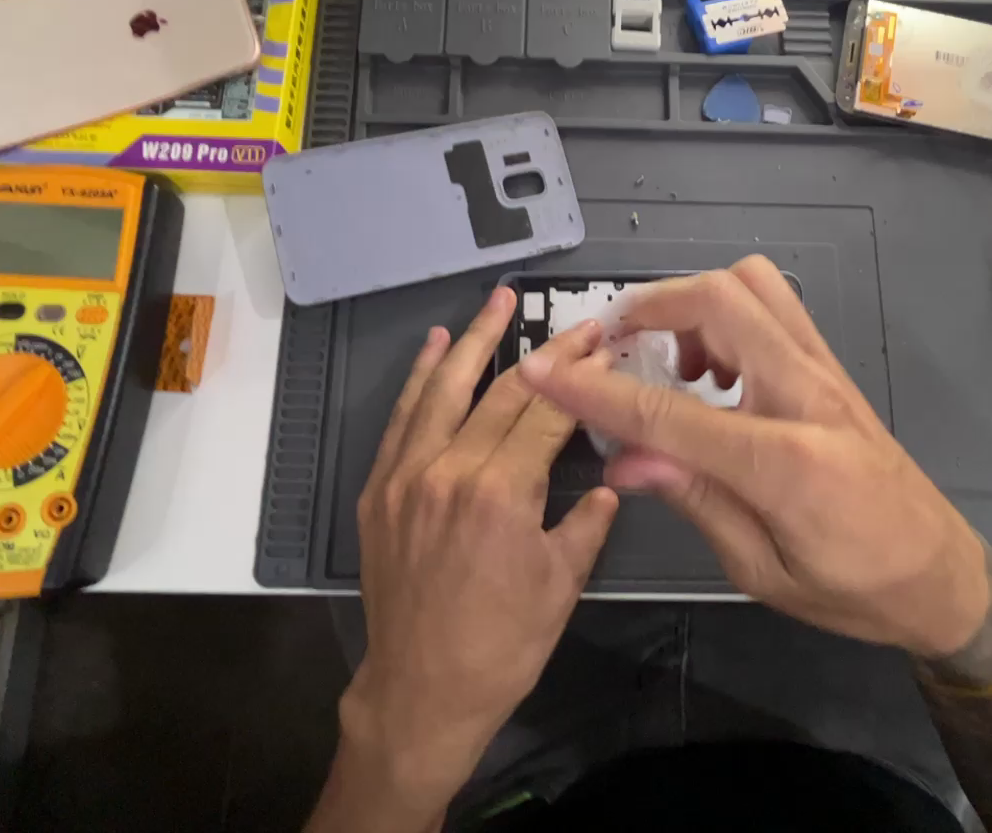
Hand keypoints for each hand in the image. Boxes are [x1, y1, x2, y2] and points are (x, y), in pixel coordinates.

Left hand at [339, 287, 618, 806]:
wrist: (421, 691)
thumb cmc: (502, 645)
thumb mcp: (562, 585)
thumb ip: (587, 522)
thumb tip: (611, 481)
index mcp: (502, 493)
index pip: (549, 414)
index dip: (581, 377)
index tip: (604, 348)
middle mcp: (451, 469)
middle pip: (504, 393)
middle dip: (546, 352)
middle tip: (576, 323)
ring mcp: (408, 474)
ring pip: (444, 389)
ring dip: (474, 340)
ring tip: (498, 299)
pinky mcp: (380, 487)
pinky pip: (402, 418)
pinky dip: (419, 377)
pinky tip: (434, 345)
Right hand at [517, 256, 990, 657]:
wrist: (941, 575)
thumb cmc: (852, 588)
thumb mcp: (761, 569)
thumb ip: (694, 498)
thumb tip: (623, 459)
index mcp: (784, 462)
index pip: (669, 412)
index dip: (597, 391)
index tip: (545, 371)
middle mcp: (806, 393)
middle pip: (720, 301)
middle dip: (652, 306)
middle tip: (616, 344)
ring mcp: (825, 370)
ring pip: (752, 285)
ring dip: (693, 303)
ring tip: (672, 359)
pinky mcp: (831, 366)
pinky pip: (774, 304)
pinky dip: (726, 311)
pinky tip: (712, 368)